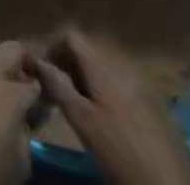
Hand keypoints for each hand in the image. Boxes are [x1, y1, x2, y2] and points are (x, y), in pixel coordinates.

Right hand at [32, 30, 189, 184]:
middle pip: (88, 49)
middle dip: (65, 61)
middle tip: (50, 84)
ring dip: (82, 74)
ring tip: (71, 98)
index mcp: (106, 68)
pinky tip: (99, 112)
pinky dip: (102, 87)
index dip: (51, 45)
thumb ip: (57, 85)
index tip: (38, 66)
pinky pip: (119, 81)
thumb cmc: (120, 152)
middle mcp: (125, 68)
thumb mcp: (82, 121)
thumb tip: (36, 60)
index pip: (72, 35)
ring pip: (103, 66)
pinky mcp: (153, 104)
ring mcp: (142, 85)